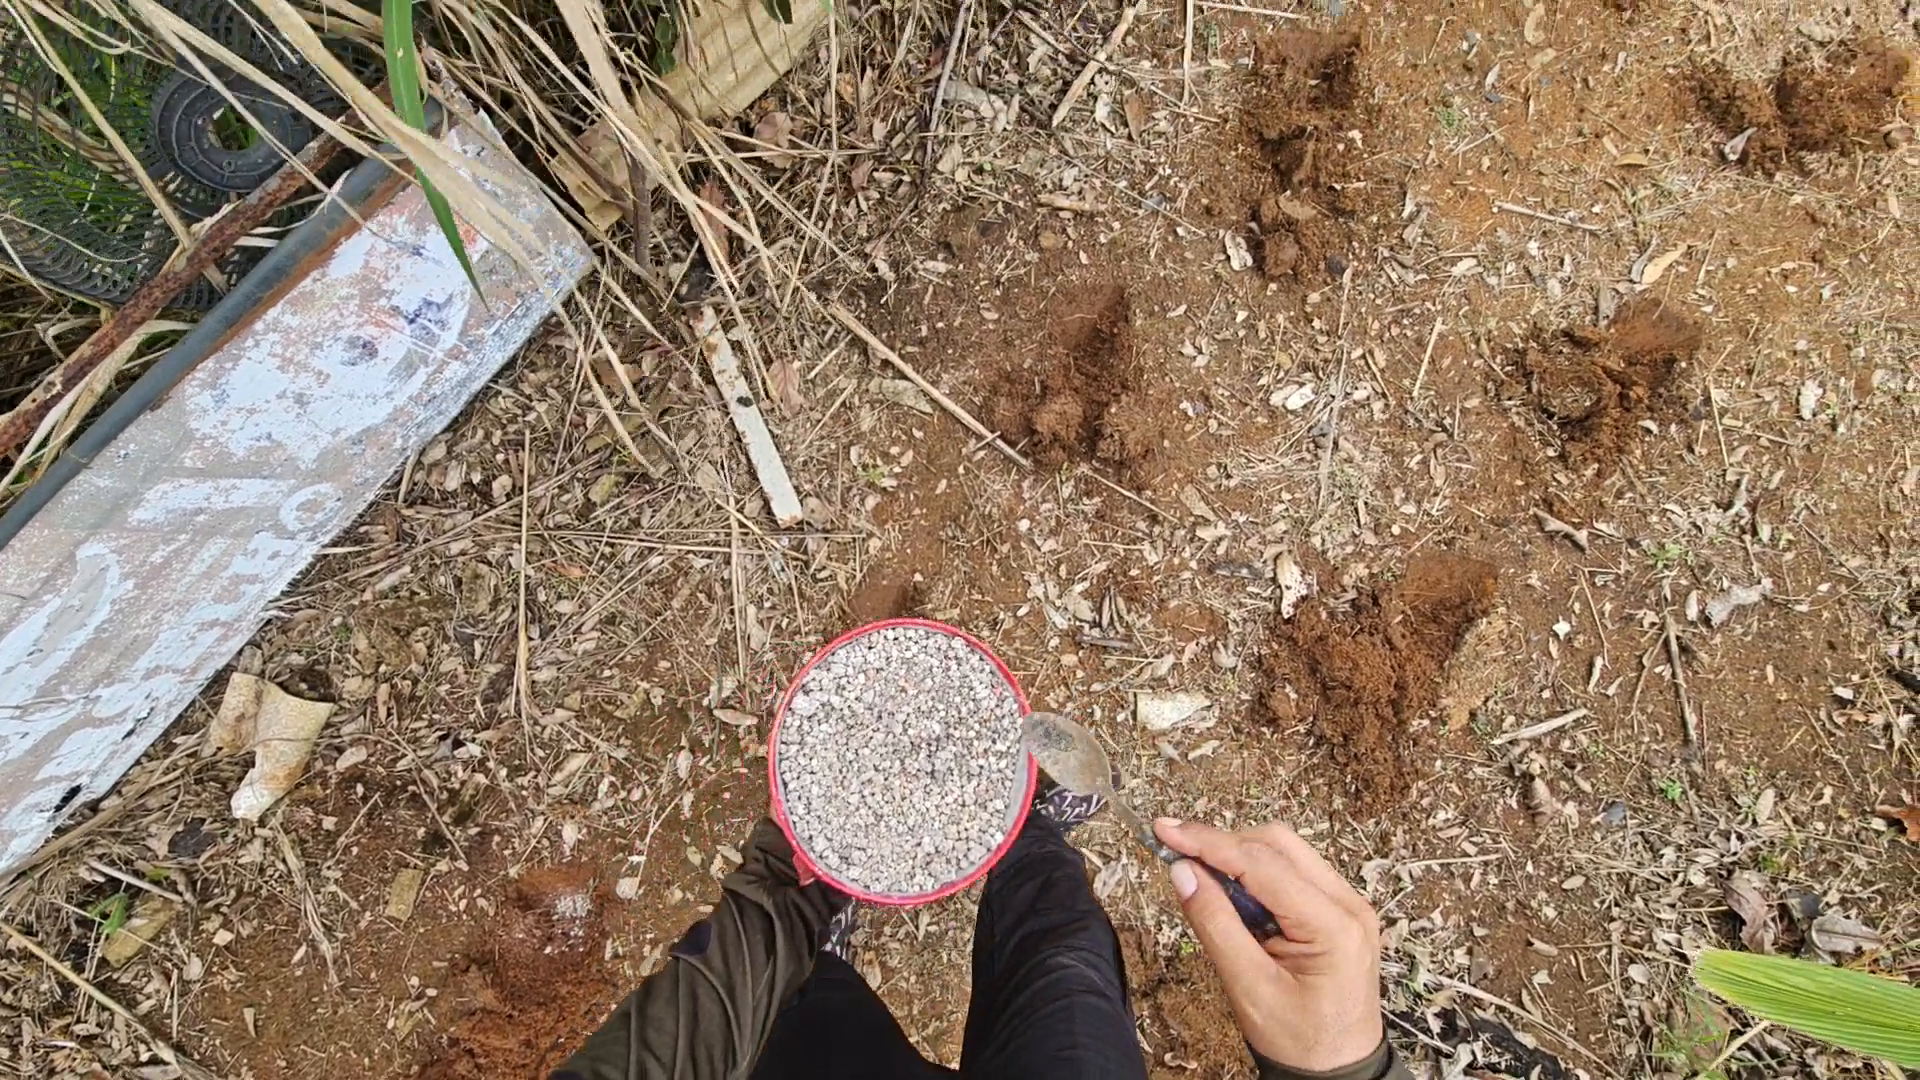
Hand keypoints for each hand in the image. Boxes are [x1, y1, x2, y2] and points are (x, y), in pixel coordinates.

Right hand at [1155, 818, 1383, 1072]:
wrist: (1339, 1074)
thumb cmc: (1296, 1039)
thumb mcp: (1248, 987)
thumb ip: (1214, 922)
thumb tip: (1180, 869)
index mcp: (1334, 926)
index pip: (1260, 864)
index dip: (1207, 842)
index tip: (1164, 829)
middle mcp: (1348, 903)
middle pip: (1275, 844)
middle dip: (1222, 843)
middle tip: (1178, 853)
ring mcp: (1347, 901)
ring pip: (1282, 849)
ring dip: (1237, 853)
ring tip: (1202, 874)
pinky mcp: (1337, 905)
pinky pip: (1290, 867)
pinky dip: (1253, 867)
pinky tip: (1231, 887)